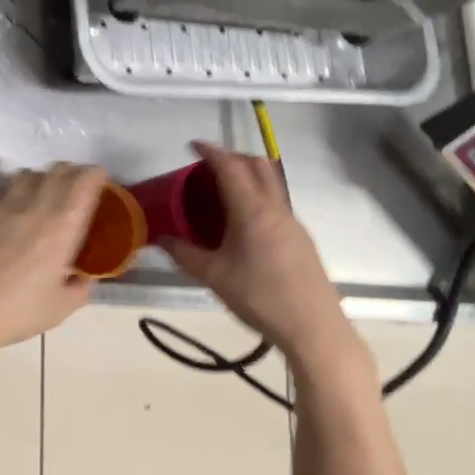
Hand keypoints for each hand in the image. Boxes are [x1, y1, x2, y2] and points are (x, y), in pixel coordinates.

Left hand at [0, 163, 105, 351]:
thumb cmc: (17, 310)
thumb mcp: (60, 307)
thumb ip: (79, 289)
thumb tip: (83, 279)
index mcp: (62, 225)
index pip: (84, 181)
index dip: (95, 175)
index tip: (100, 180)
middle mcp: (34, 204)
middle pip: (57, 170)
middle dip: (71, 172)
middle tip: (75, 187)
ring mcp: (2, 202)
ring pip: (27, 173)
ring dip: (41, 179)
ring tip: (42, 196)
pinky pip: (1, 188)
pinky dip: (13, 192)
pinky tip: (11, 210)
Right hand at [163, 144, 359, 366]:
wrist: (314, 329)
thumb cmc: (260, 298)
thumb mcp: (213, 276)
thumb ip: (184, 254)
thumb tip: (160, 239)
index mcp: (252, 211)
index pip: (231, 167)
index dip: (211, 151)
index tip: (193, 145)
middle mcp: (275, 208)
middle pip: (258, 165)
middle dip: (232, 157)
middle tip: (207, 166)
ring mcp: (293, 222)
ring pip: (270, 183)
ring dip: (247, 176)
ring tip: (221, 193)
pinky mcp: (301, 239)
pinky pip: (276, 203)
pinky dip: (256, 197)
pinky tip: (242, 223)